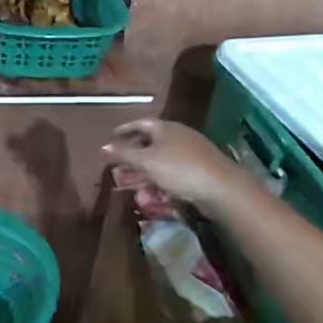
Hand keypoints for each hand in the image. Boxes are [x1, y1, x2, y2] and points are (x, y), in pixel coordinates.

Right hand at [101, 120, 253, 212]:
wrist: (220, 187)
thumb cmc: (179, 168)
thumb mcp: (146, 161)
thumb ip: (123, 154)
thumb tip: (102, 147)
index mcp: (165, 128)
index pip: (141, 124)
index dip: (125, 130)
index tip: (112, 136)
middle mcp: (178, 137)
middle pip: (150, 146)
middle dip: (133, 160)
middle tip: (118, 171)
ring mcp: (190, 155)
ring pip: (160, 164)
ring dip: (144, 177)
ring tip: (132, 191)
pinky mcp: (198, 172)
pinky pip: (172, 176)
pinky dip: (160, 185)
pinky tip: (154, 198)